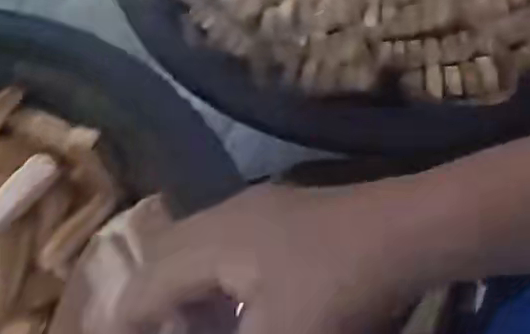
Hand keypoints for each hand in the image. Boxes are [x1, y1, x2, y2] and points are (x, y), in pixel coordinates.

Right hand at [103, 184, 423, 333]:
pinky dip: (219, 287)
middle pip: (166, 260)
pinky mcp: (287, 216)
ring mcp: (262, 208)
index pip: (145, 283)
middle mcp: (230, 212)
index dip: (126, 328)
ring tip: (195, 332)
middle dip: (154, 312)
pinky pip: (230, 249)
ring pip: (199, 252)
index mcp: (215, 236)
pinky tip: (238, 316)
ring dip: (188, 300)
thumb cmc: (335, 286)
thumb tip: (192, 328)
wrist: (404, 230)